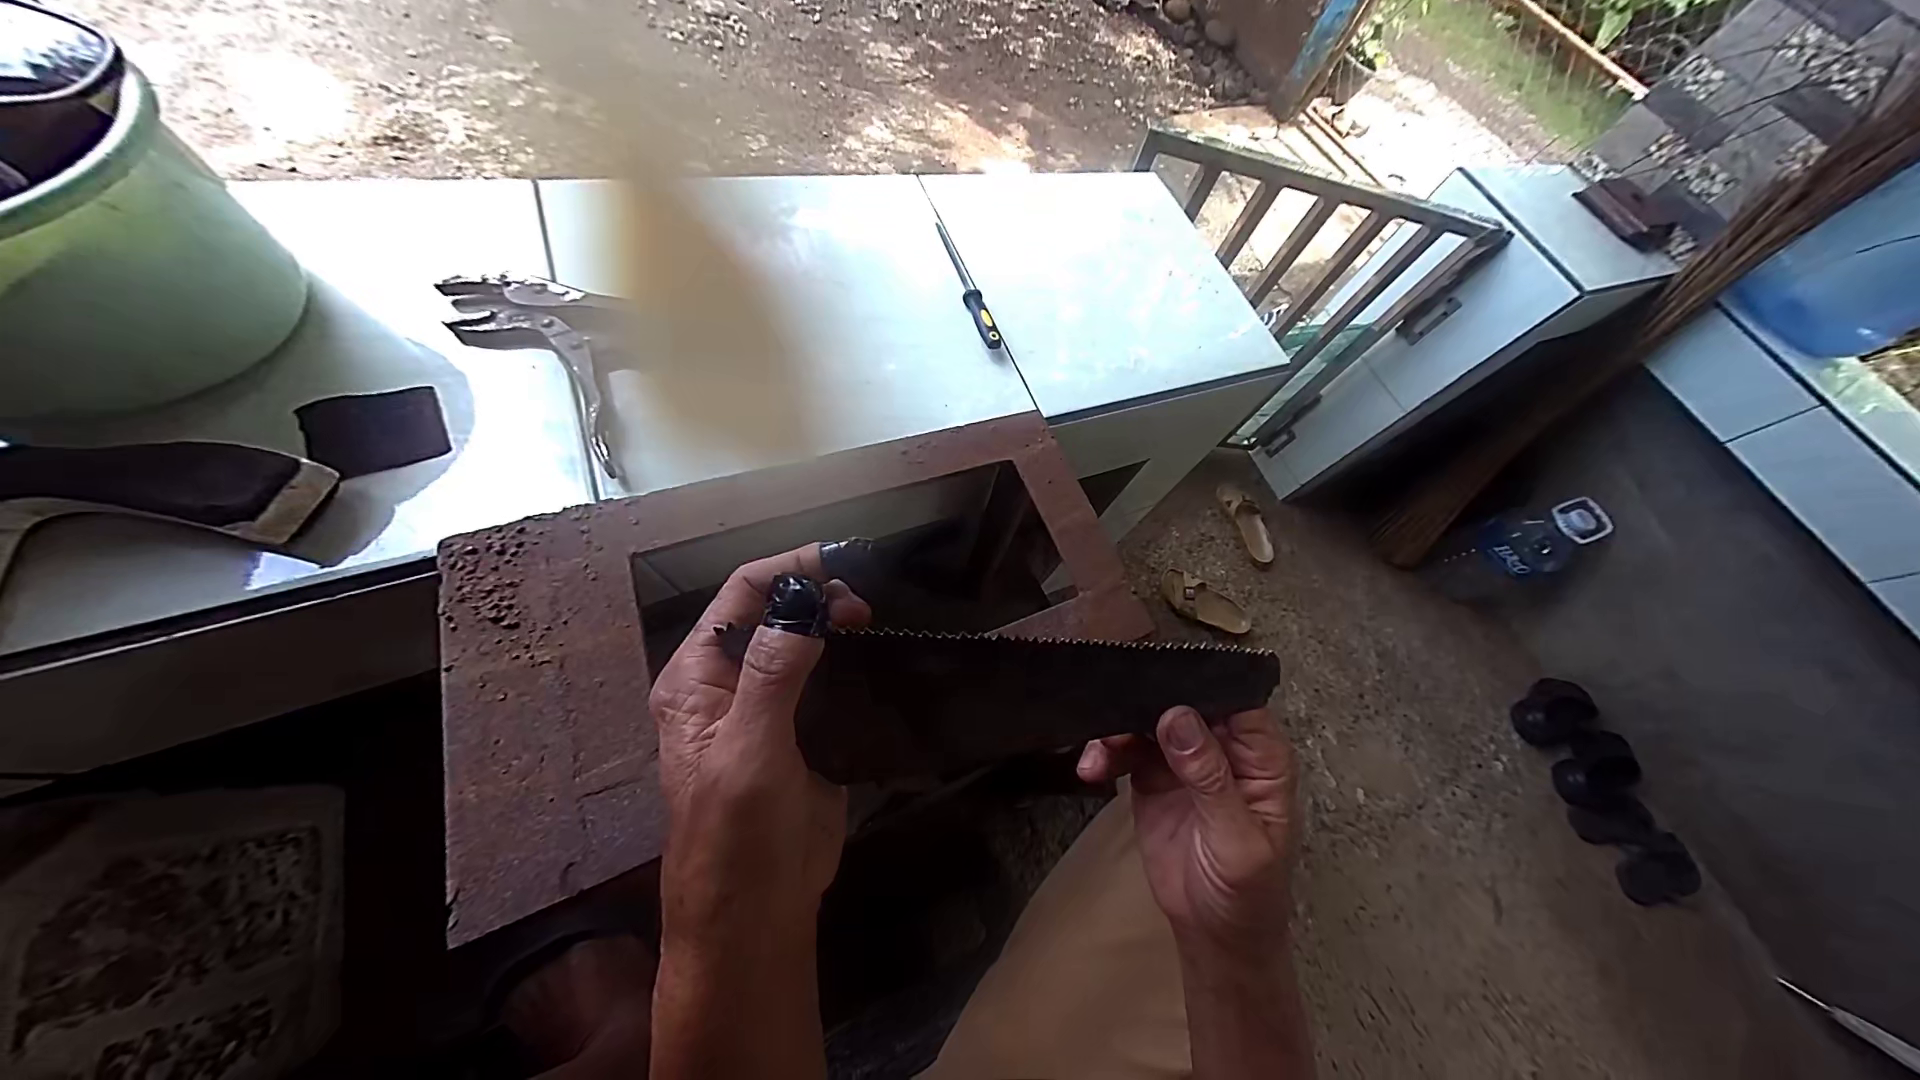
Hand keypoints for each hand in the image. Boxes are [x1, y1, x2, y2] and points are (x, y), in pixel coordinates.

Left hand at [648, 545, 871, 929]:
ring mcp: (769, 704)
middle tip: (863, 607)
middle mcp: (730, 681)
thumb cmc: (735, 837)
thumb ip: (771, 675)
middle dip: (816, 595)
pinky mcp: (803, 728)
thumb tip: (801, 603)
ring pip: (802, 640)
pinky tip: (876, 654)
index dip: (787, 570)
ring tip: (873, 622)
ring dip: (835, 622)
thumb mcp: (747, 753)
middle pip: (772, 611)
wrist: (759, 913)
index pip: (740, 595)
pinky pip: (826, 676)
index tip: (840, 562)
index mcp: (699, 677)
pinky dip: (849, 656)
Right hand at [1077, 706, 1299, 950]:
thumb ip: (1210, 779)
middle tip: (1111, 705)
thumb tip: (1178, 717)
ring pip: (1148, 720)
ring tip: (1097, 755)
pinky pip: (1126, 748)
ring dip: (1117, 730)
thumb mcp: (1236, 840)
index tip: (1158, 674)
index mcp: (1259, 755)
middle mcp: (1222, 746)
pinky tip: (1091, 768)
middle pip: (1183, 702)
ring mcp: (1184, 758)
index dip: (1199, 682)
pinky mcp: (1151, 773)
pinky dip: (1105, 752)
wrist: (1211, 934)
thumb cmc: (1246, 892)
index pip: (1234, 700)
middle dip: (1145, 699)